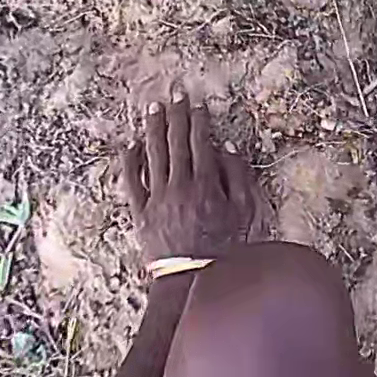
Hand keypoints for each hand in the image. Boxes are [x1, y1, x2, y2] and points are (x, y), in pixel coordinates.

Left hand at [121, 95, 259, 260]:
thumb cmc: (225, 248)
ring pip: (153, 154)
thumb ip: (238, 177)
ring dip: (153, 128)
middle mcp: (179, 185)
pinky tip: (132, 144)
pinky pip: (132, 181)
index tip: (197, 105)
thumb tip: (227, 146)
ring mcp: (157, 198)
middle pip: (176, 142)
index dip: (199, 121)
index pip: (200, 143)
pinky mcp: (141, 212)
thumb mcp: (245, 213)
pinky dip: (131, 160)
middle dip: (176, 116)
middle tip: (175, 96)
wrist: (193, 280)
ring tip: (152, 109)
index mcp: (206, 184)